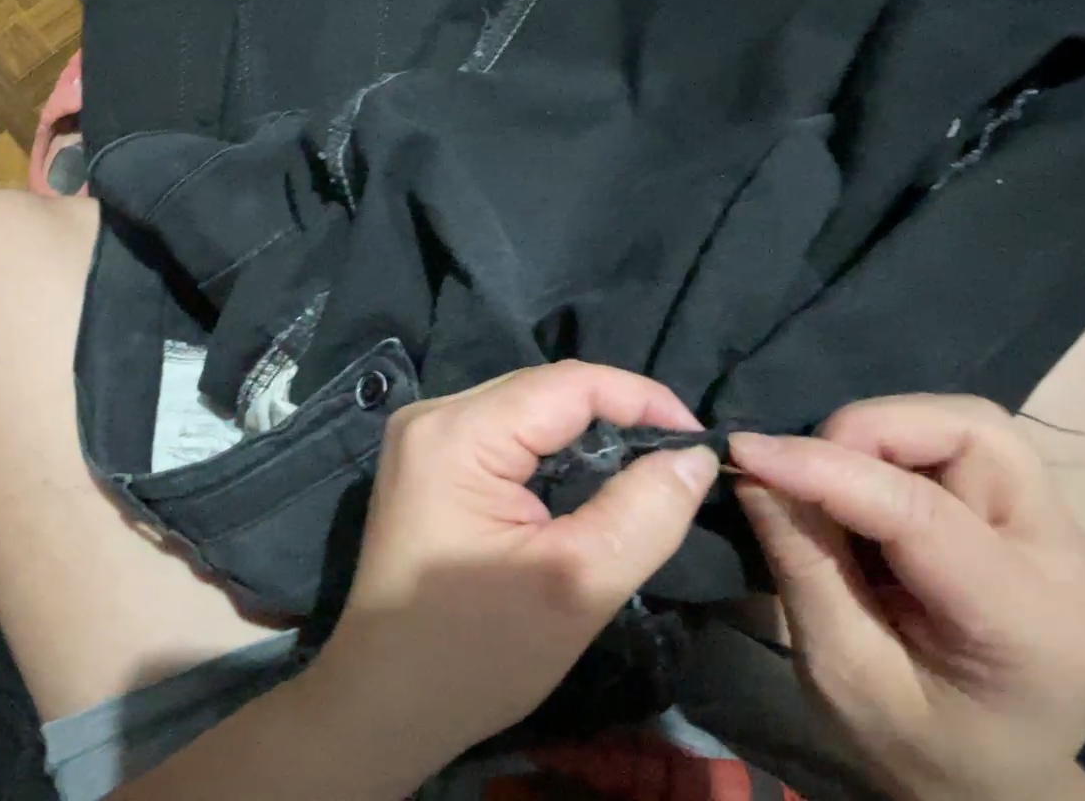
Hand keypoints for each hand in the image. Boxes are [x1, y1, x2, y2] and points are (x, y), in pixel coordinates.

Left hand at [307, 361, 720, 766]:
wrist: (385, 702)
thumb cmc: (476, 653)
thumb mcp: (576, 585)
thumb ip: (644, 512)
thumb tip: (694, 456)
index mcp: (456, 433)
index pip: (567, 383)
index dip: (641, 399)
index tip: (699, 443)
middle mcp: (431, 415)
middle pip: (543, 390)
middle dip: (616, 416)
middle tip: (675, 460)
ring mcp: (422, 437)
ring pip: (526, 408)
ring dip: (586, 432)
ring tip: (640, 468)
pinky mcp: (425, 461)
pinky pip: (504, 433)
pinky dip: (551, 450)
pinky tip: (581, 479)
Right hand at [731, 395, 1084, 800]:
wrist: (990, 778)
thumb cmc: (914, 745)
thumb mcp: (842, 671)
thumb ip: (802, 565)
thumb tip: (751, 471)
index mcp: (1028, 624)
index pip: (922, 512)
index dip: (824, 468)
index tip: (742, 450)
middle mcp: (1064, 558)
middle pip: (972, 433)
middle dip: (868, 432)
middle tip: (799, 468)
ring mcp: (1055, 529)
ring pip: (966, 424)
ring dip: (880, 433)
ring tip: (827, 478)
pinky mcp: (1030, 514)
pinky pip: (958, 444)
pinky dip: (892, 446)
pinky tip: (860, 488)